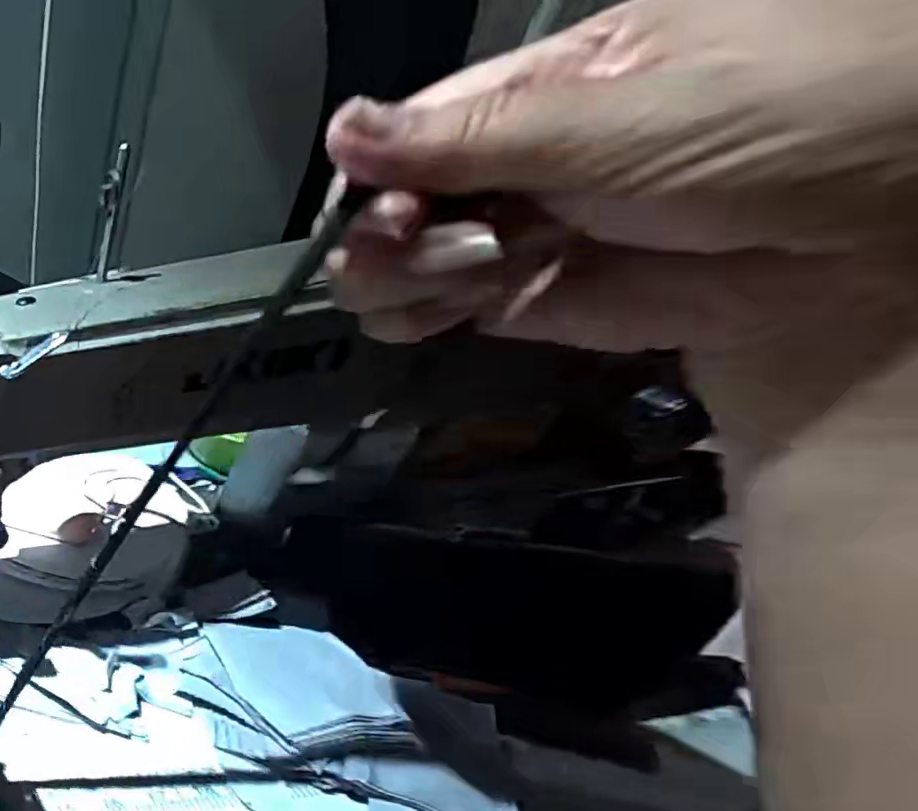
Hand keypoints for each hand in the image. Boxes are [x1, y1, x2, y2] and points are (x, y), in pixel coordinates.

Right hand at [317, 0, 917, 480]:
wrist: (902, 223)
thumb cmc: (790, 122)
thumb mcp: (624, 115)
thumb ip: (472, 134)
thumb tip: (340, 129)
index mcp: (517, 99)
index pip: (390, 146)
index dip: (369, 188)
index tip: (399, 215)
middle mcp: (488, 172)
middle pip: (371, 219)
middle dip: (391, 245)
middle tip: (468, 248)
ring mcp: (490, 241)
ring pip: (379, 274)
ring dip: (406, 286)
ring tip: (487, 278)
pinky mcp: (504, 301)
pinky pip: (416, 317)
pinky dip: (419, 320)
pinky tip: (468, 308)